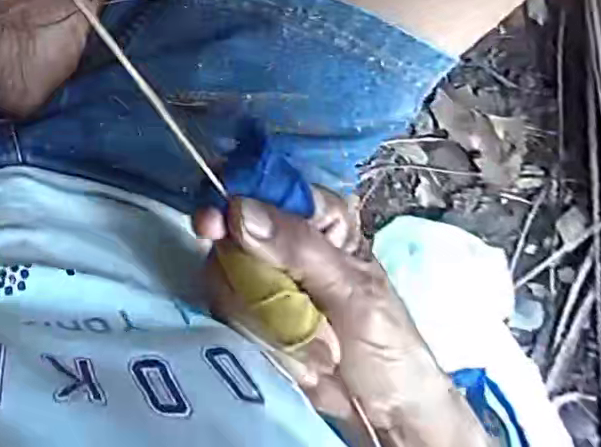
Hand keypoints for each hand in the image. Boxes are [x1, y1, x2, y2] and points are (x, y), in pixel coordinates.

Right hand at [193, 195, 485, 444]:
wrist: (387, 417)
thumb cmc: (387, 346)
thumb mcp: (353, 293)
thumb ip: (298, 247)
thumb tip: (239, 209)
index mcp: (314, 213)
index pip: (259, 183)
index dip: (229, 196)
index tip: (213, 225)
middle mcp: (278, 233)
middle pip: (228, 227)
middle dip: (240, 268)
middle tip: (257, 295)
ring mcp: (257, 269)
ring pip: (223, 269)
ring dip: (256, 312)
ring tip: (305, 344)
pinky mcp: (244, 305)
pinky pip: (225, 306)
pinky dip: (252, 333)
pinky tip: (285, 352)